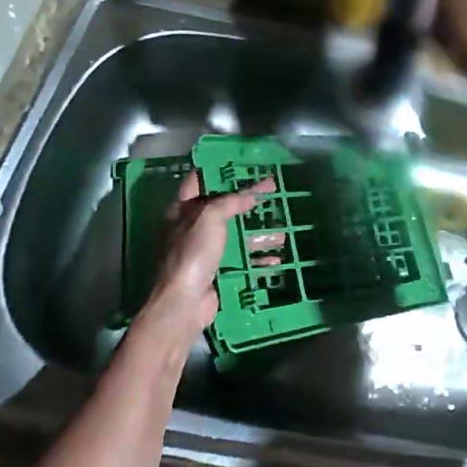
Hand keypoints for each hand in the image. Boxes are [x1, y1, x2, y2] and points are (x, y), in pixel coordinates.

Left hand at [138, 171, 280, 336]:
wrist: (184, 302)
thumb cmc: (193, 253)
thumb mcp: (209, 217)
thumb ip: (231, 201)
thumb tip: (252, 194)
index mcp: (183, 209)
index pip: (200, 180)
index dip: (220, 170)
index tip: (244, 164)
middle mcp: (193, 227)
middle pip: (224, 208)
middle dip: (248, 203)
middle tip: (273, 193)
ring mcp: (205, 251)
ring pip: (237, 236)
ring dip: (259, 234)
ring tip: (283, 231)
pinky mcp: (217, 272)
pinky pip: (242, 261)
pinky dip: (258, 259)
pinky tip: (276, 258)